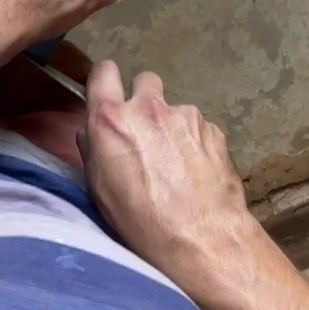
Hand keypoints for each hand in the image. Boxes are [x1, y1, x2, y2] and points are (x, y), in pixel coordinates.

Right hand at [77, 61, 262, 296]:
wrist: (198, 237)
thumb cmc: (137, 218)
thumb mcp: (98, 187)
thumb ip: (94, 148)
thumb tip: (94, 132)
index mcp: (111, 119)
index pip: (104, 72)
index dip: (106, 81)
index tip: (109, 94)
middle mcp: (149, 108)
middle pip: (145, 81)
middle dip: (144, 100)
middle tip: (145, 132)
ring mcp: (186, 116)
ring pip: (175, 109)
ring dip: (172, 127)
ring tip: (176, 164)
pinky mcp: (214, 130)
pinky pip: (199, 128)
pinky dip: (195, 143)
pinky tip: (197, 172)